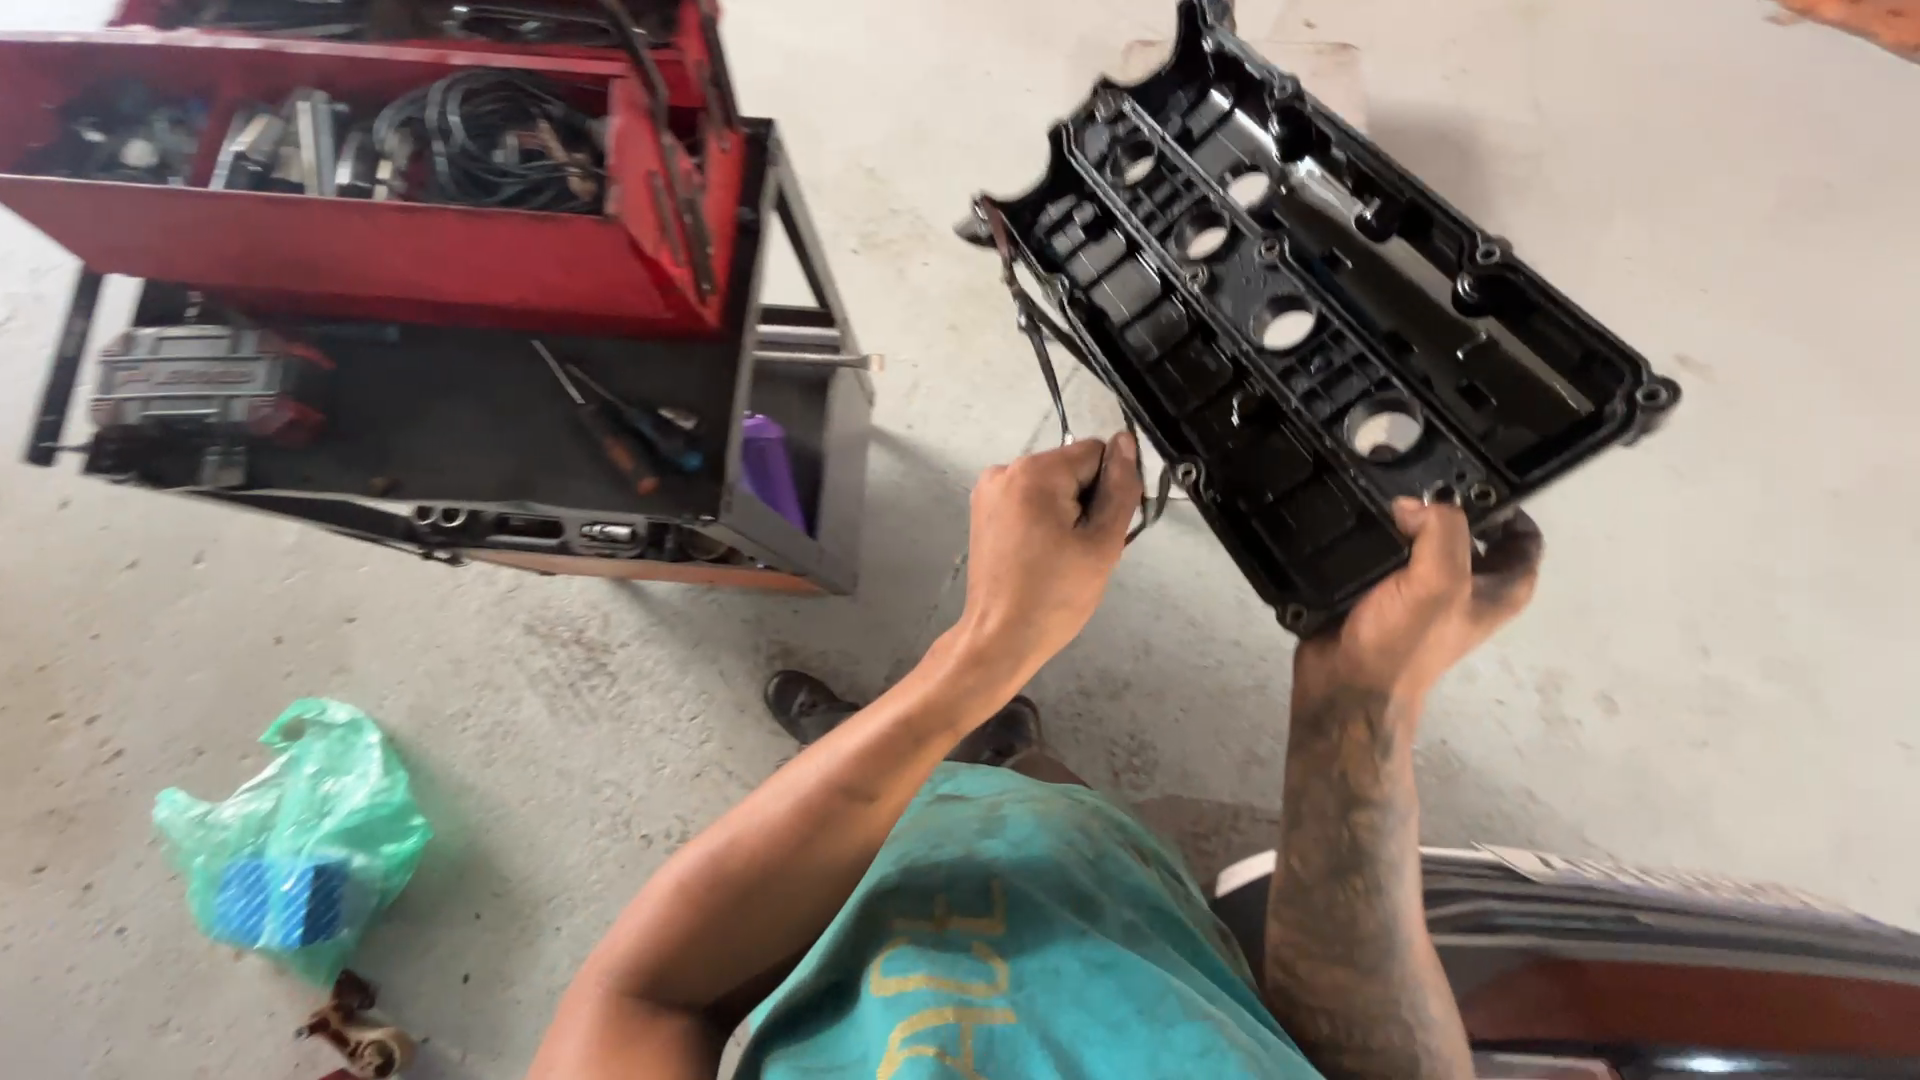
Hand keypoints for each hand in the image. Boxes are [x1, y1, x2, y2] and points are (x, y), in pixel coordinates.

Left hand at [952, 433, 1145, 678]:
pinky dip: (1044, 520)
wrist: (1001, 637)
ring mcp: (989, 491)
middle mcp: (1004, 470)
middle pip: (1070, 468)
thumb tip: (1125, 441)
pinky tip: (1044, 554)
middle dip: (1086, 501)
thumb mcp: (1101, 543)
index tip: (1101, 529)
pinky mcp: (983, 512)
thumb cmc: (1054, 596)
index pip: (1095, 452)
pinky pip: (1029, 501)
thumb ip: (1120, 488)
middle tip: (1083, 550)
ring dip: (1066, 513)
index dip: (1110, 488)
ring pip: (1051, 486)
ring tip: (1062, 556)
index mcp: (1033, 472)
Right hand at [1294, 499, 1543, 708]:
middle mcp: (1467, 587)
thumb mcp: (1439, 582)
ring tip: (1373, 492)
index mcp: (1501, 589)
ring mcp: (1421, 591)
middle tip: (1408, 478)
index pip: (1520, 532)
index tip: (1461, 480)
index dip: (1499, 504)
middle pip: (1463, 529)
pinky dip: (1369, 537)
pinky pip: (1381, 553)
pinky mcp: (1381, 593)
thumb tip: (1411, 505)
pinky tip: (1351, 519)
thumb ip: (1440, 531)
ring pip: (1417, 538)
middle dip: (1439, 504)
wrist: (1345, 684)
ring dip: (1398, 519)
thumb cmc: (1403, 642)